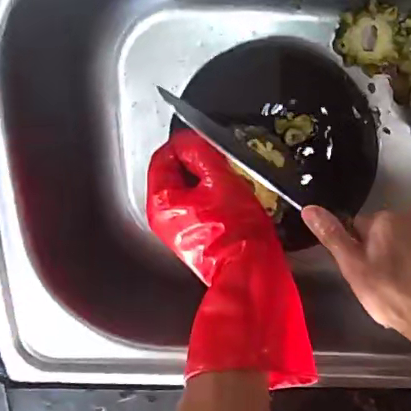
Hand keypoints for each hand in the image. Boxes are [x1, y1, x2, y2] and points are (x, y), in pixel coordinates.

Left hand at [146, 129, 279, 284]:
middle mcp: (163, 219)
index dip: (186, 144)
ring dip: (210, 185)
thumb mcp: (221, 180)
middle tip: (223, 165)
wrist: (250, 270)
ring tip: (232, 187)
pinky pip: (201, 211)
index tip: (205, 142)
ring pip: (190, 194)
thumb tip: (189, 140)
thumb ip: (201, 153)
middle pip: (176, 176)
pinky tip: (234, 206)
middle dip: (199, 166)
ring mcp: (179, 233)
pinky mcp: (197, 242)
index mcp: (160, 201)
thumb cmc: (236, 233)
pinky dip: (215, 203)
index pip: (164, 157)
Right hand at [301, 207, 410, 347]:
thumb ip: (332, 236)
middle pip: (383, 233)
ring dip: (399, 259)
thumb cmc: (388, 293)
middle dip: (378, 253)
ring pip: (404, 245)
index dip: (356, 251)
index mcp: (386, 219)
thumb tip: (309, 208)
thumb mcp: (353, 267)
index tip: (361, 272)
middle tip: (377, 282)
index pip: (358, 226)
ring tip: (398, 287)